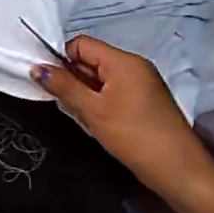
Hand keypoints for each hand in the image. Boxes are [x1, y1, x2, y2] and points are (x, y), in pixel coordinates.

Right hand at [32, 35, 213, 196]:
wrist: (176, 168)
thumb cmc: (132, 134)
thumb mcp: (92, 110)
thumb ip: (63, 86)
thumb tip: (36, 68)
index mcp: (123, 61)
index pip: (81, 44)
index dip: (61, 58)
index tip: (48, 81)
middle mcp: (133, 65)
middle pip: (90, 59)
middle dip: (71, 77)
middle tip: (59, 101)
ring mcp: (140, 83)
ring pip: (99, 77)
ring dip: (83, 91)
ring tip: (77, 113)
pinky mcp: (142, 100)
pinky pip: (112, 90)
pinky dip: (97, 100)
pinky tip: (92, 119)